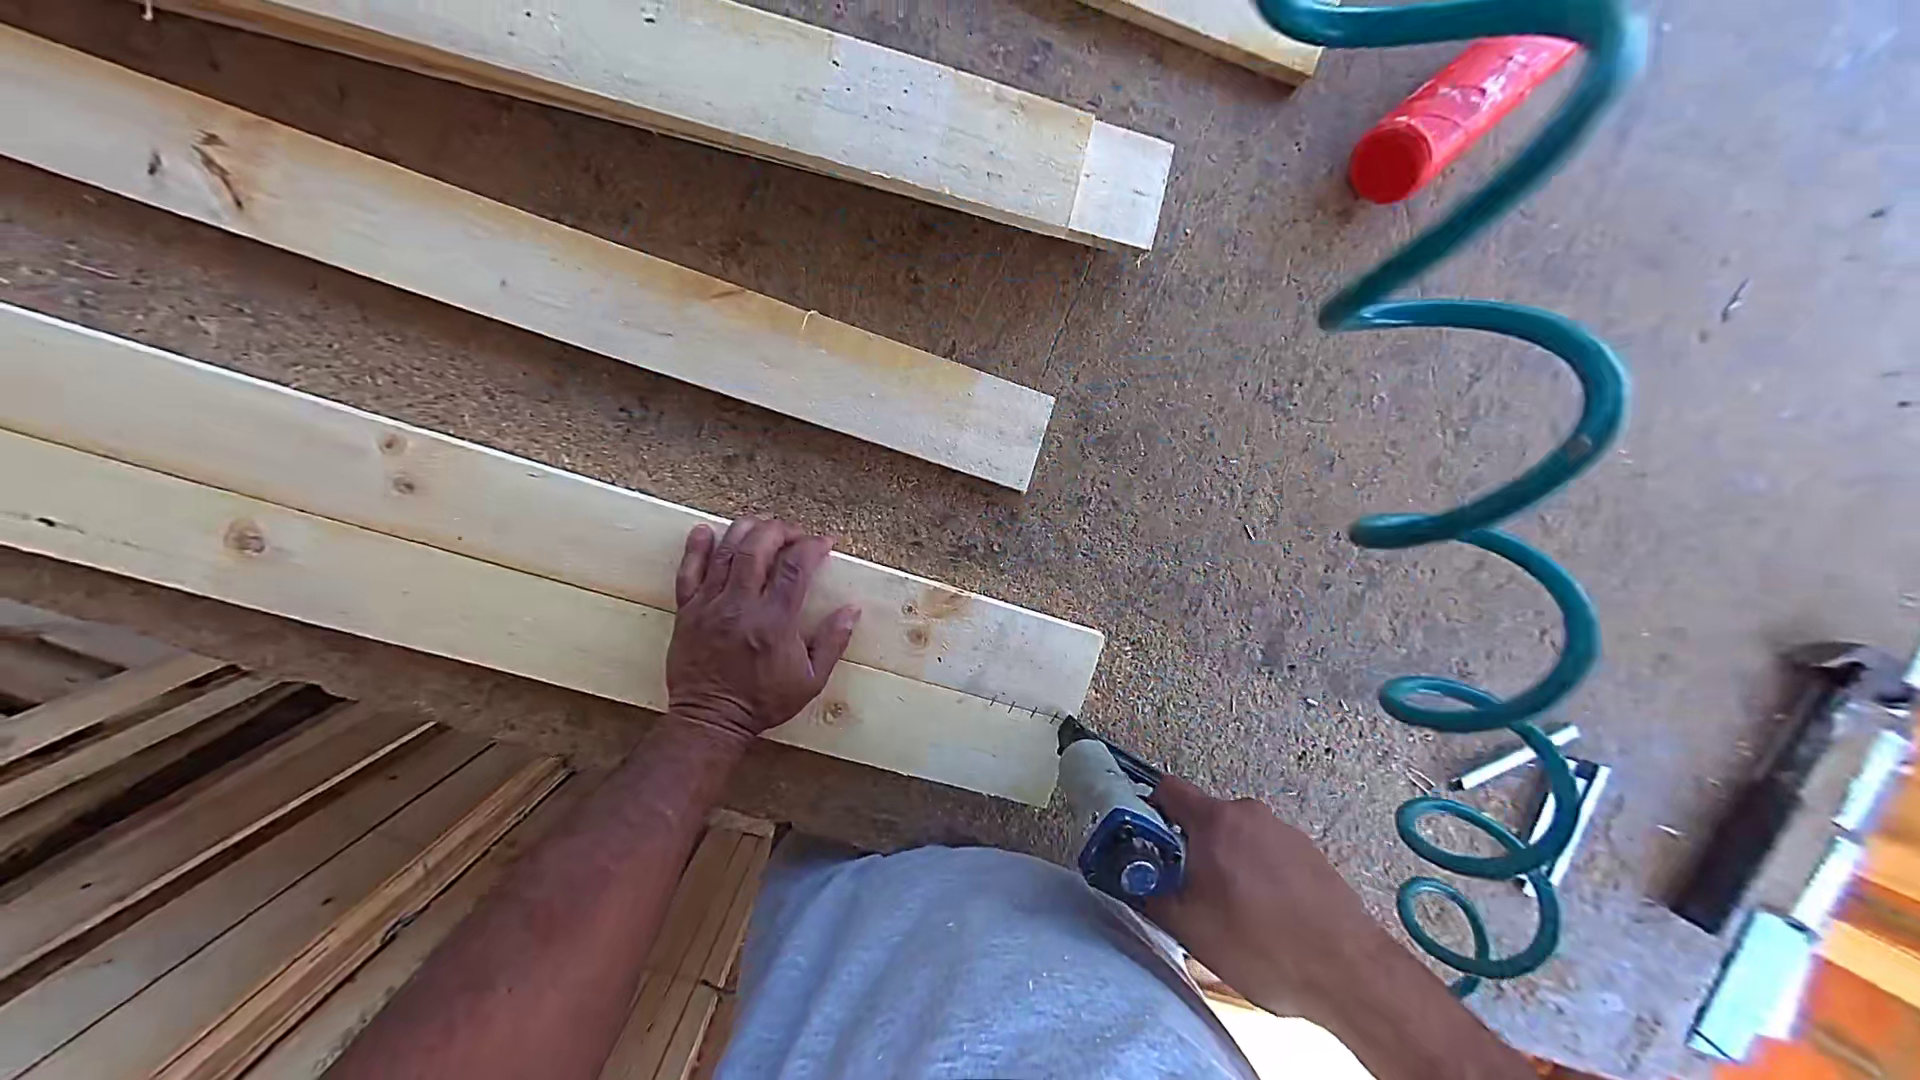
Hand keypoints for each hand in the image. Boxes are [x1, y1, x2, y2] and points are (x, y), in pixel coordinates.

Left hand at [665, 519, 860, 743]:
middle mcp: (741, 606)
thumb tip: (852, 609)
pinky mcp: (688, 612)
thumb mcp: (812, 680)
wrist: (711, 720)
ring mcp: (710, 606)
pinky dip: (697, 548)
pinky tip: (706, 531)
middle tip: (794, 533)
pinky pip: (688, 572)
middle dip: (780, 530)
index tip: (825, 542)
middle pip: (758, 547)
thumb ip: (833, 642)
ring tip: (762, 525)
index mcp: (775, 622)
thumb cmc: (764, 702)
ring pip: (726, 552)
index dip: (812, 546)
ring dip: (746, 530)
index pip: (795, 567)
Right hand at [1144, 776, 1392, 1022]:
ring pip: (1236, 836)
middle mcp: (1250, 816)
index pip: (1167, 788)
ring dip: (1225, 861)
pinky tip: (1261, 915)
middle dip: (1188, 846)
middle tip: (1184, 882)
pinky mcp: (1308, 854)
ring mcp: (1283, 833)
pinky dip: (1256, 874)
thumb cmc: (1274, 948)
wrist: (1350, 974)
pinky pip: (1267, 852)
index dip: (1148, 807)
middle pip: (1202, 816)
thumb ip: (1152, 898)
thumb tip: (1137, 888)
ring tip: (1228, 908)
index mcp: (1216, 821)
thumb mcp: (1190, 927)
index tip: (1144, 832)